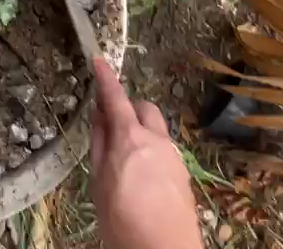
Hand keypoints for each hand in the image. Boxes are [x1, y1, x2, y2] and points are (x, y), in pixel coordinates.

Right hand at [88, 57, 202, 248]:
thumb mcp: (98, 183)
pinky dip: (153, 151)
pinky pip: (165, 151)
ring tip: (127, 160)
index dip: (105, 77)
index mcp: (130, 138)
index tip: (98, 60)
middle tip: (113, 126)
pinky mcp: (184, 176)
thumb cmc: (122, 222)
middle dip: (129, 109)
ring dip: (142, 131)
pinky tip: (144, 178)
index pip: (115, 97)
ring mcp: (174, 157)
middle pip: (144, 108)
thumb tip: (98, 116)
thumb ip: (99, 144)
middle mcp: (156, 140)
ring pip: (157, 130)